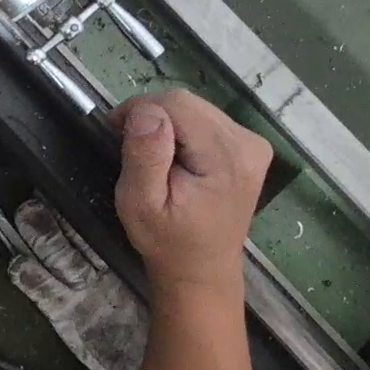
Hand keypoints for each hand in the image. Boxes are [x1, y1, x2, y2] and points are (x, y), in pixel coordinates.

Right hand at [111, 90, 272, 311]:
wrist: (200, 268)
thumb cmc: (165, 239)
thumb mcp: (140, 202)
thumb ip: (145, 155)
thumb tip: (145, 111)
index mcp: (225, 156)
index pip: (175, 104)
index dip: (138, 111)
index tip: (117, 136)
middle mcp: (247, 143)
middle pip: (186, 102)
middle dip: (151, 117)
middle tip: (131, 150)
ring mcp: (252, 144)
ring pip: (193, 107)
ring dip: (164, 124)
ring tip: (152, 158)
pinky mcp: (248, 147)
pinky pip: (203, 119)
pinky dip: (179, 130)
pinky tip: (173, 158)